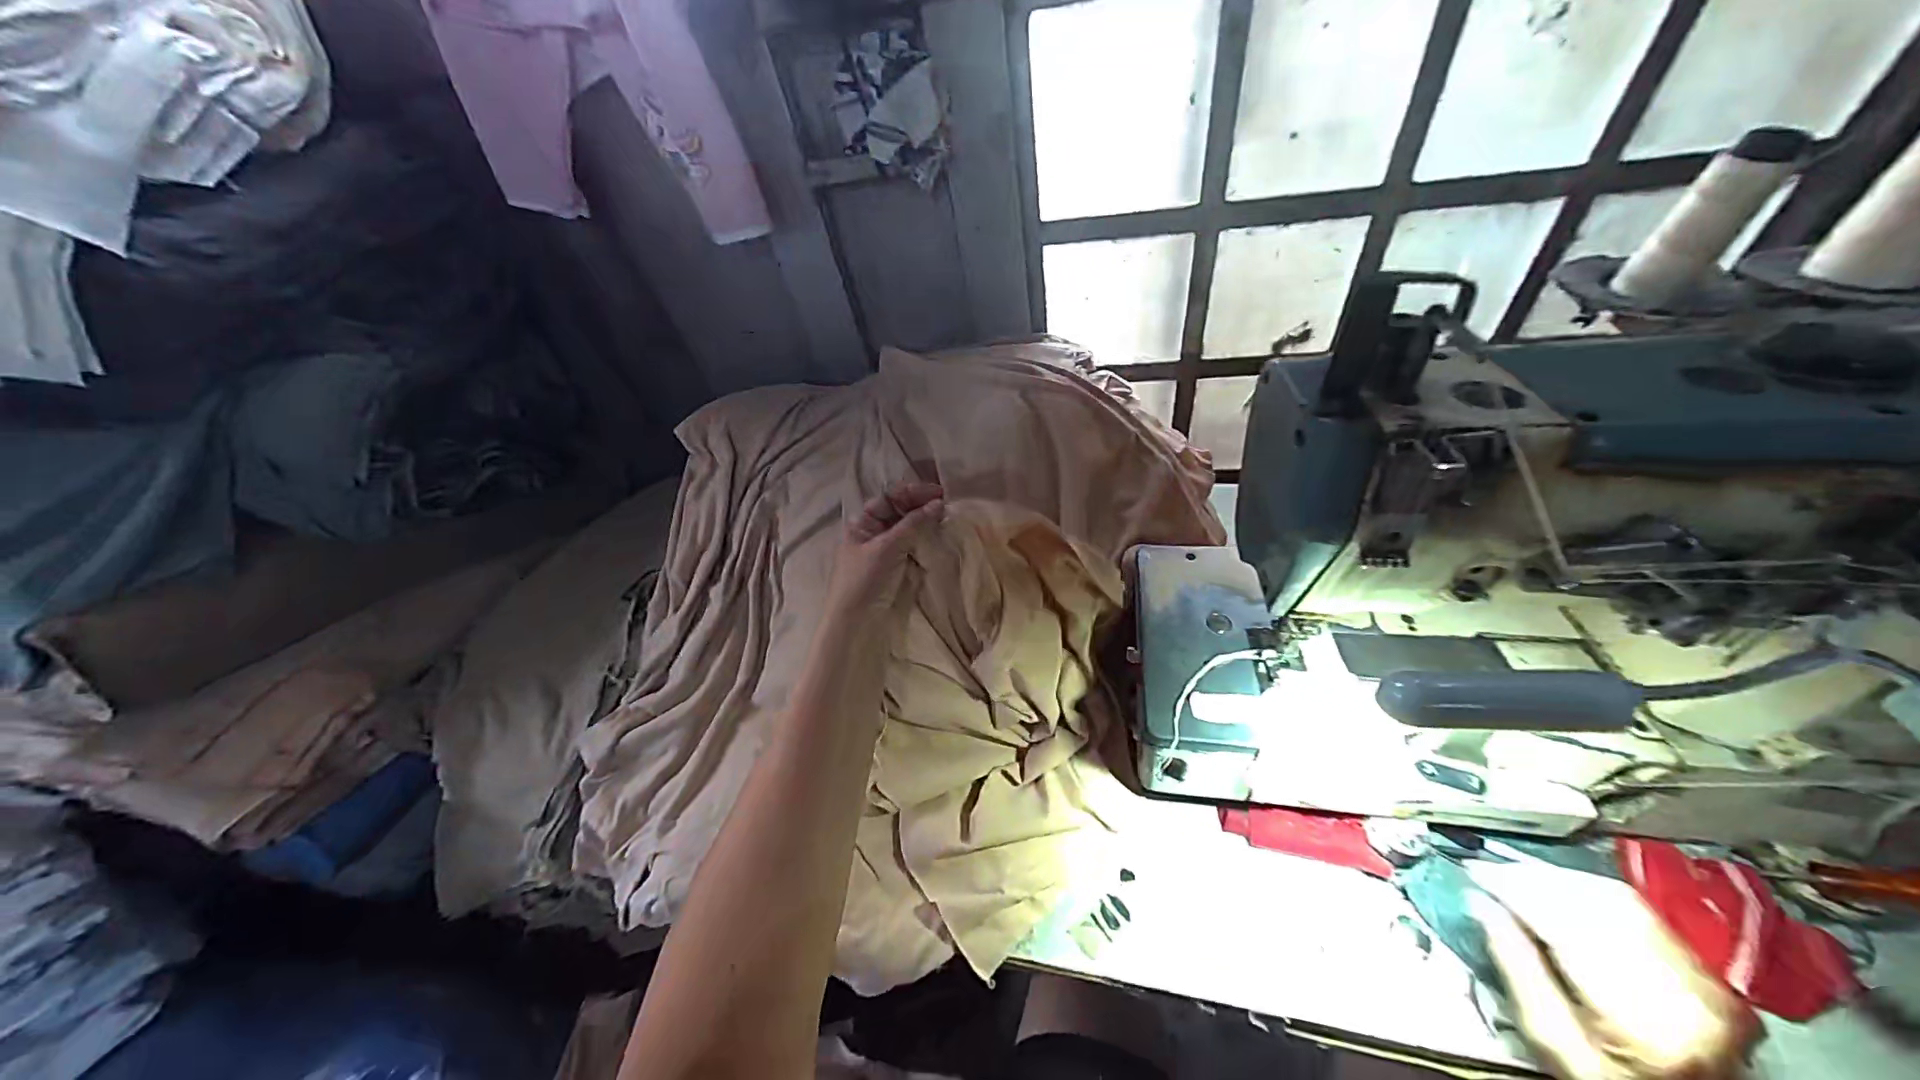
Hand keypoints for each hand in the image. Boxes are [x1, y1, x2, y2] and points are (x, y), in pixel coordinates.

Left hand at [826, 482, 944, 615]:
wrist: (855, 622)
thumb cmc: (864, 580)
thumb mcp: (887, 548)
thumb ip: (913, 525)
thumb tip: (938, 504)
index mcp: (862, 523)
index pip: (889, 498)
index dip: (912, 492)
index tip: (938, 492)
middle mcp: (873, 532)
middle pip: (900, 511)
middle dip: (922, 505)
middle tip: (948, 503)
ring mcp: (886, 550)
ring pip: (909, 528)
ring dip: (926, 521)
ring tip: (947, 517)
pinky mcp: (897, 566)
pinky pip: (913, 545)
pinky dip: (926, 539)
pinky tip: (940, 535)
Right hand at [1469, 864, 1759, 1079]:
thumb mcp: (1553, 1043)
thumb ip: (1518, 974)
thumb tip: (1482, 907)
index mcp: (1645, 1020)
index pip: (1568, 927)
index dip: (1515, 890)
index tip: (1474, 873)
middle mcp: (1687, 993)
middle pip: (1597, 905)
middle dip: (1534, 879)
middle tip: (1488, 870)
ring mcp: (1704, 981)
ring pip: (1618, 901)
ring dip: (1559, 880)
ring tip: (1515, 875)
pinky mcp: (1705, 972)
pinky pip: (1639, 911)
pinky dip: (1589, 891)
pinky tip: (1558, 890)